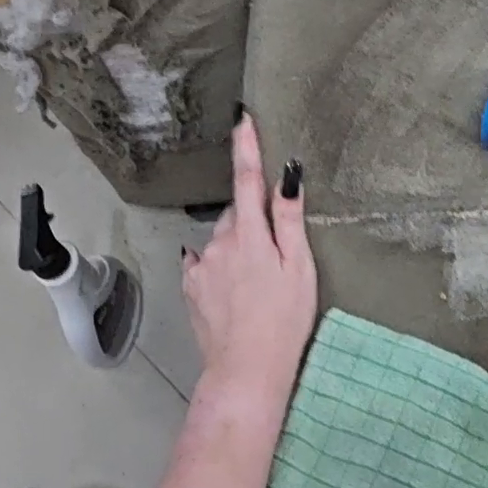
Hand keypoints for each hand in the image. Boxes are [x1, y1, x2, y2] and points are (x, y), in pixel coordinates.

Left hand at [183, 113, 317, 398]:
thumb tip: (287, 176)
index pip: (247, 179)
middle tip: (274, 255)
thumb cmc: (284, 320)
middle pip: (237, 213)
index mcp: (250, 235)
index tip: (241, 116)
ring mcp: (199, 265)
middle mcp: (218, 242)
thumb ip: (289, 220)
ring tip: (256, 283)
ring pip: (221, 239)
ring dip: (237, 247)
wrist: (246, 371)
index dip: (246, 145)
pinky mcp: (189, 286)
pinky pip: (204, 262)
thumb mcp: (299, 269)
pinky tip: (234, 291)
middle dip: (252, 220)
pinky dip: (218, 265)